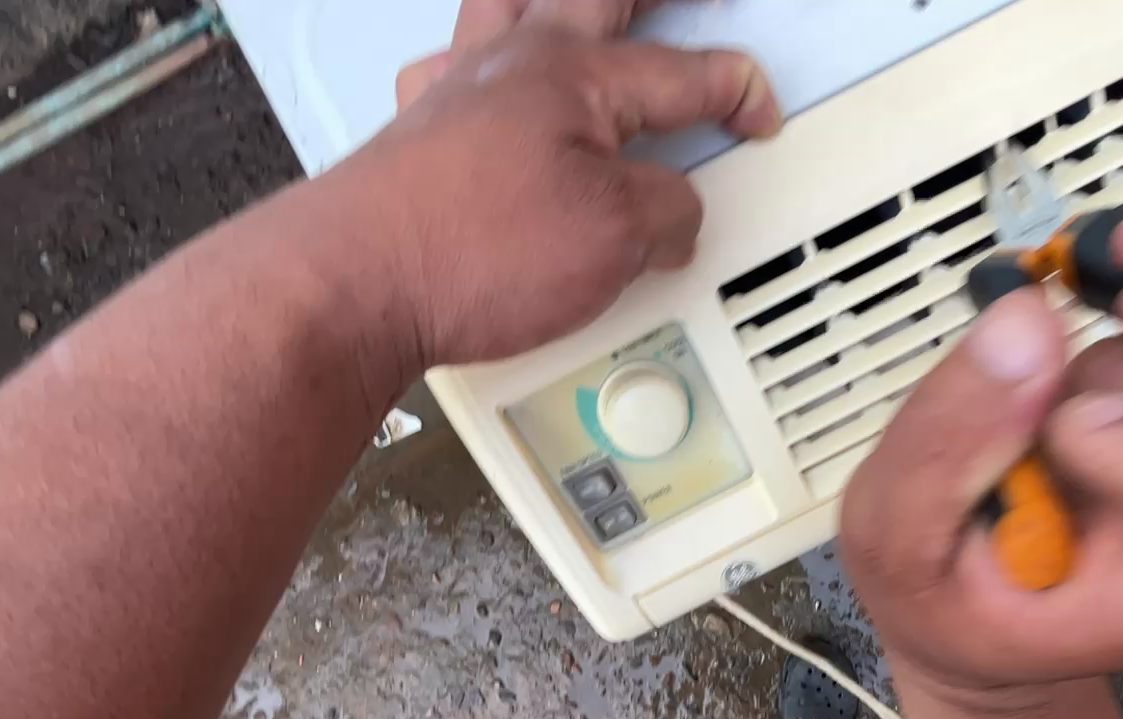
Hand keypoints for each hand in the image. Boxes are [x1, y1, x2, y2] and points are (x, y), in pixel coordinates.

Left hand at [326, 0, 780, 378]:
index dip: (736, 91)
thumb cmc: (471, 251)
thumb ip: (667, 214)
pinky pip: (460, 57)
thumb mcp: (613, 238)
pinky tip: (500, 65)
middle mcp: (512, 66)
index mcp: (572, 77)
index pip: (682, 75)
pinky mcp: (426, 132)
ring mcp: (461, 91)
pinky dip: (491, 45)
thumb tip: (678, 216)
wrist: (363, 286)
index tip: (760, 114)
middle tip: (681, 1)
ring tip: (593, 8)